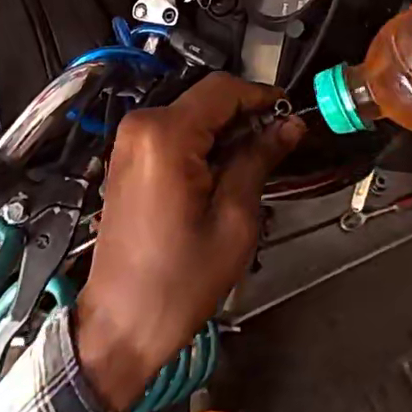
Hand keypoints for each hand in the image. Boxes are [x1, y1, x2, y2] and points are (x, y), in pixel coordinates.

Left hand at [75, 73, 302, 410]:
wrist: (121, 321)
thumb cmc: (177, 281)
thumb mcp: (234, 219)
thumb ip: (259, 159)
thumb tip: (288, 125)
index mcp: (165, 135)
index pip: (223, 89)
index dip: (261, 96)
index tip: (290, 111)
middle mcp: (141, 126)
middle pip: (206, 99)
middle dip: (245, 115)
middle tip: (279, 142)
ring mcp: (131, 140)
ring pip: (192, 113)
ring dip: (226, 131)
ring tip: (254, 164)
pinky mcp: (129, 156)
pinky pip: (174, 131)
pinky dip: (203, 142)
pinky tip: (222, 172)